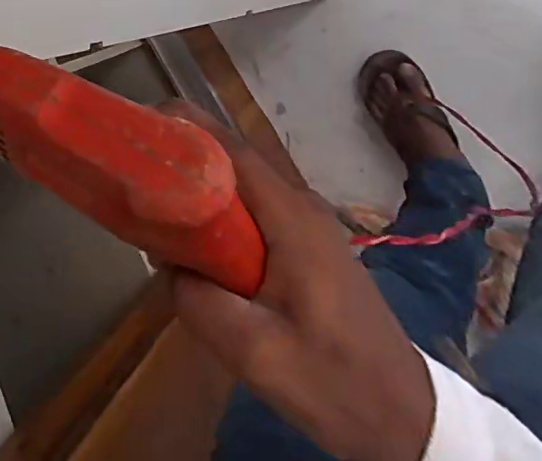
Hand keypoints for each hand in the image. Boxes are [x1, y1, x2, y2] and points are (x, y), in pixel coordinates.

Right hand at [167, 102, 434, 460]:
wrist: (406, 419)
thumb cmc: (336, 382)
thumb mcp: (257, 352)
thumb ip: (199, 302)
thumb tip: (166, 264)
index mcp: (292, 218)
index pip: (232, 150)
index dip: (186, 127)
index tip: (142, 121)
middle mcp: (300, 206)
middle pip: (231, 158)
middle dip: (181, 150)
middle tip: (134, 160)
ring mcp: (305, 223)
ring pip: (238, 183)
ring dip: (195, 180)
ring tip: (150, 193)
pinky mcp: (303, 242)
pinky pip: (249, 207)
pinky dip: (214, 206)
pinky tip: (189, 233)